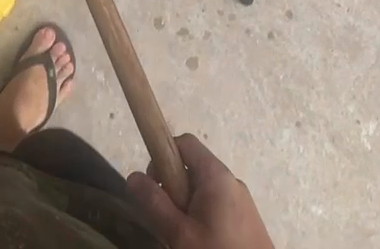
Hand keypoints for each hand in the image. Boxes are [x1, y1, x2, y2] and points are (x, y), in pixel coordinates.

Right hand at [126, 134, 273, 248]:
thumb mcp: (180, 233)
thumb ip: (154, 203)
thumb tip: (132, 176)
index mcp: (216, 175)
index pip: (183, 142)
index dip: (162, 156)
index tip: (155, 185)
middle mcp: (231, 181)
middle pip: (190, 168)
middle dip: (172, 188)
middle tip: (167, 219)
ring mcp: (241, 202)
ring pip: (201, 191)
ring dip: (185, 207)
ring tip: (183, 237)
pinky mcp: (246, 221)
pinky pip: (215, 207)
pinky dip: (201, 218)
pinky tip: (199, 243)